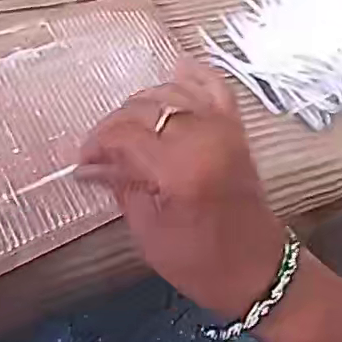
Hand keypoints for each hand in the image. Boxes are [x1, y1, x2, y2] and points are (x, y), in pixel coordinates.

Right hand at [77, 62, 289, 318]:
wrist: (258, 269)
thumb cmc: (200, 262)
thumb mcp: (148, 231)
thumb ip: (120, 186)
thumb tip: (88, 165)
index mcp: (181, 170)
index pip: (124, 135)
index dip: (97, 144)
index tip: (83, 161)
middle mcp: (204, 138)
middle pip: (144, 109)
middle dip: (112, 126)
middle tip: (98, 150)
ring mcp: (223, 128)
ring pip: (171, 92)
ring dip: (142, 104)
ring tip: (125, 128)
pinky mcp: (235, 128)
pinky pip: (212, 85)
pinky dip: (191, 76)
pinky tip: (173, 72)